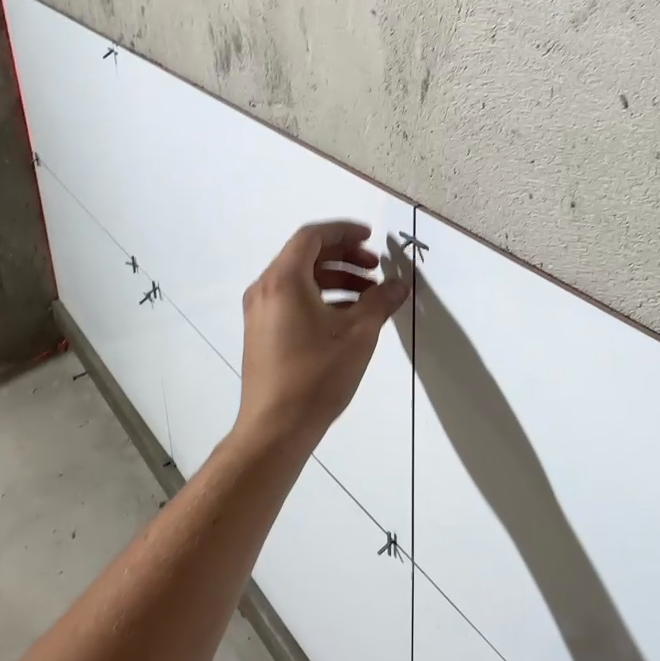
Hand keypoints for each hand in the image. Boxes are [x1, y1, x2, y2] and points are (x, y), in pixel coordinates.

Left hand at [235, 221, 410, 447]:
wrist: (275, 429)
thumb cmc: (316, 376)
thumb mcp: (358, 334)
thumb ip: (380, 302)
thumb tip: (400, 285)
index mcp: (284, 280)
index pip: (312, 236)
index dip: (344, 231)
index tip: (372, 238)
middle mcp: (265, 289)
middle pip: (305, 255)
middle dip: (344, 256)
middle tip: (375, 267)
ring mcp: (259, 312)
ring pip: (300, 278)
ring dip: (335, 278)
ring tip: (368, 295)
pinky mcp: (261, 332)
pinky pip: (292, 298)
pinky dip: (320, 296)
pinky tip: (347, 316)